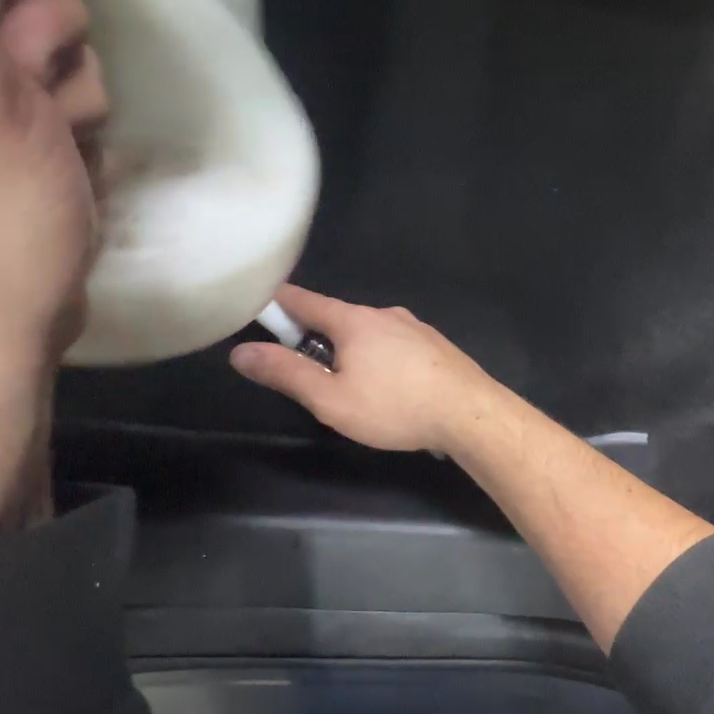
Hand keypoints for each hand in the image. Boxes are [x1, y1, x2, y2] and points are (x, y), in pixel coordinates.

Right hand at [230, 284, 507, 454]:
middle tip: (297, 368)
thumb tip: (242, 351)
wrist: (472, 413)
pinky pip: (395, 346)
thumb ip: (285, 373)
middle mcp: (387, 315)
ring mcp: (417, 328)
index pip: (303, 300)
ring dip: (349, 350)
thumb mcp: (330, 398)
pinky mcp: (437, 346)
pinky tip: (384, 386)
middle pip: (337, 317)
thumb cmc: (395, 407)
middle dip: (314, 336)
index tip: (251, 311)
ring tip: (343, 384)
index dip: (274, 305)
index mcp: (356, 320)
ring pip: (370, 333)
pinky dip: (379, 358)